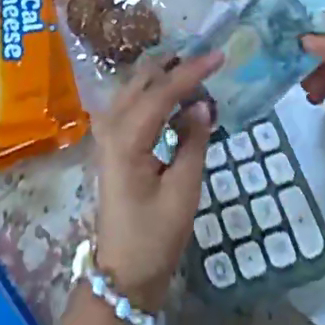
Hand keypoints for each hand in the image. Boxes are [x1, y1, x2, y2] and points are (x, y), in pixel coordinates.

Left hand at [91, 52, 224, 311]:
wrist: (123, 269)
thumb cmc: (155, 234)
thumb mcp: (183, 192)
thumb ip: (193, 142)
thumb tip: (202, 103)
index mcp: (126, 135)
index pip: (161, 91)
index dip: (191, 71)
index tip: (218, 55)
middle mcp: (110, 123)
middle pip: (143, 79)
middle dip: (175, 66)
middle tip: (208, 59)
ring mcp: (106, 129)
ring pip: (135, 85)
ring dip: (164, 75)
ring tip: (196, 71)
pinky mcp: (110, 138)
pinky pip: (132, 100)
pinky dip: (154, 91)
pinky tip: (175, 94)